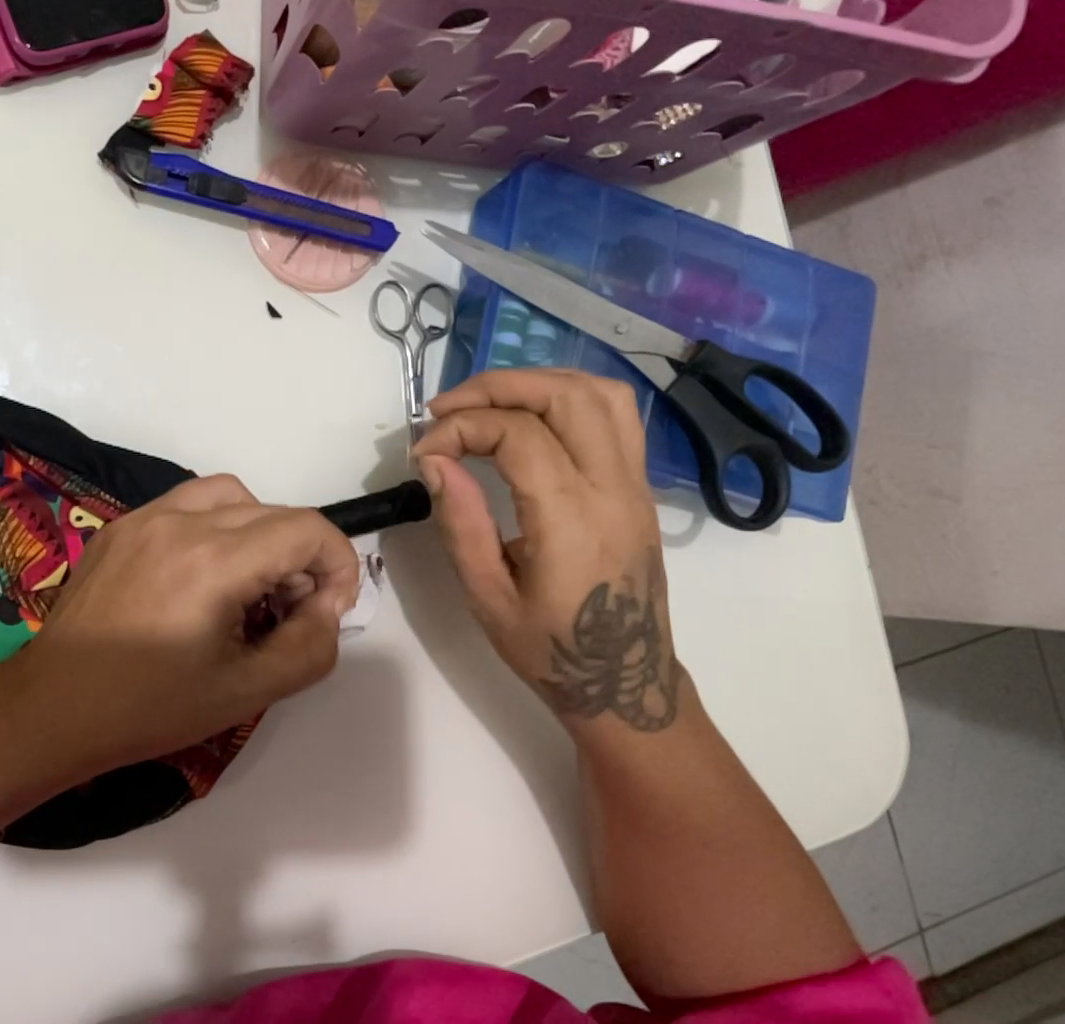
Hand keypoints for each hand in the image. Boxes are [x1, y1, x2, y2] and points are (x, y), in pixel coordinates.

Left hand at [0, 475, 360, 827]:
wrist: (54, 706)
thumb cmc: (150, 707)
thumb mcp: (247, 692)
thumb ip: (309, 646)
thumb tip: (325, 606)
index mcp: (214, 559)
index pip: (307, 528)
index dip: (337, 565)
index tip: (325, 612)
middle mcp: (180, 521)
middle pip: (273, 511)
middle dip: (299, 556)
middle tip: (286, 612)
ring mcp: (142, 518)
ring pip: (229, 495)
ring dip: (258, 531)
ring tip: (246, 585)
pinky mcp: (117, 528)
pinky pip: (183, 505)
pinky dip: (212, 527)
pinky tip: (197, 578)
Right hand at [412, 369, 684, 733]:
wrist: (624, 683)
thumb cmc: (549, 649)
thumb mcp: (487, 595)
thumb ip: (461, 522)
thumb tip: (435, 459)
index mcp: (572, 521)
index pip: (519, 435)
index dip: (462, 428)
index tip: (425, 451)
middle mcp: (614, 490)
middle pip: (565, 397)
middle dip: (498, 387)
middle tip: (447, 409)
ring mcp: (636, 485)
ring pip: (601, 394)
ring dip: (538, 382)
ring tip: (487, 403)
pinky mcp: (639, 488)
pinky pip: (617, 416)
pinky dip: (568, 397)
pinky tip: (529, 416)